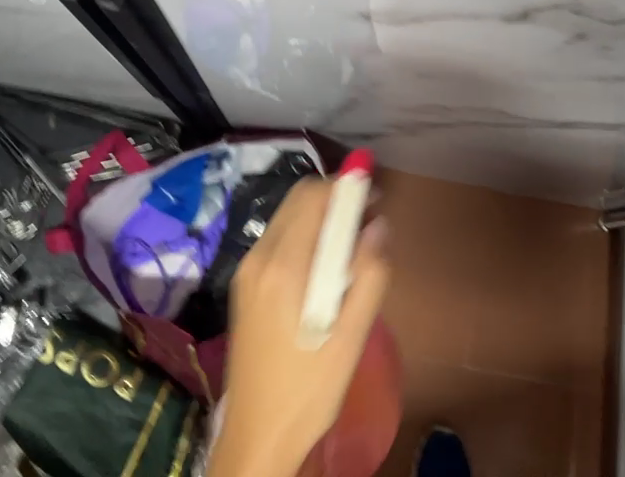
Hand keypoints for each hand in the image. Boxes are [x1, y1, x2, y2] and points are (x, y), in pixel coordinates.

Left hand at [209, 178, 390, 476]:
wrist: (256, 436)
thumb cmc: (308, 391)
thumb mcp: (351, 338)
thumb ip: (369, 276)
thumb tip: (379, 224)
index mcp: (283, 267)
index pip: (313, 196)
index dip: (346, 187)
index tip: (375, 199)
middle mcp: (258, 258)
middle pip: (298, 201)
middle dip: (335, 200)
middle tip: (369, 222)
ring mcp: (247, 271)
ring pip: (288, 219)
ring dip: (321, 219)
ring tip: (354, 249)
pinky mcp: (246, 286)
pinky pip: (279, 241)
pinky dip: (306, 238)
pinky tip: (326, 270)